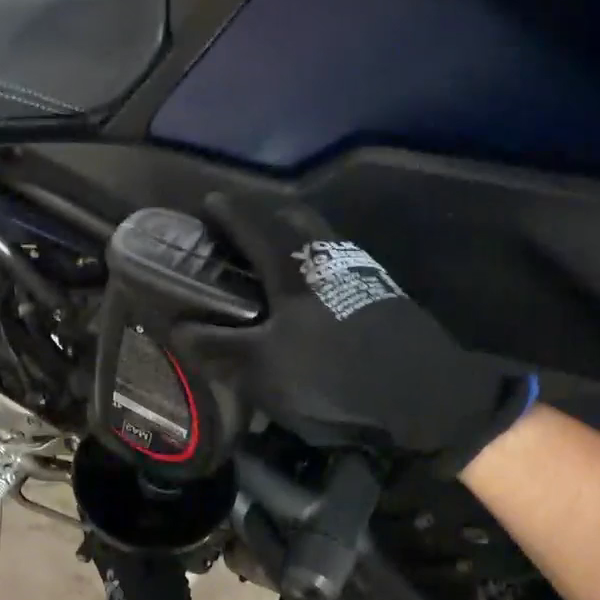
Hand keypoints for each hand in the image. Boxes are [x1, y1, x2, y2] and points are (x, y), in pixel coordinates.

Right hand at [173, 193, 536, 472]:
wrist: (423, 395)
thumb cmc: (331, 375)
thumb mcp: (261, 369)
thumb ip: (215, 346)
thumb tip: (176, 327)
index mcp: (294, 265)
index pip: (253, 224)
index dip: (227, 213)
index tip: (206, 204)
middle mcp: (328, 256)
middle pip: (292, 220)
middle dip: (261, 216)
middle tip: (235, 227)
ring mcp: (359, 273)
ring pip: (316, 239)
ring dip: (288, 236)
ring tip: (264, 254)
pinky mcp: (378, 293)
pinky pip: (332, 261)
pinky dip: (308, 262)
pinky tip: (302, 288)